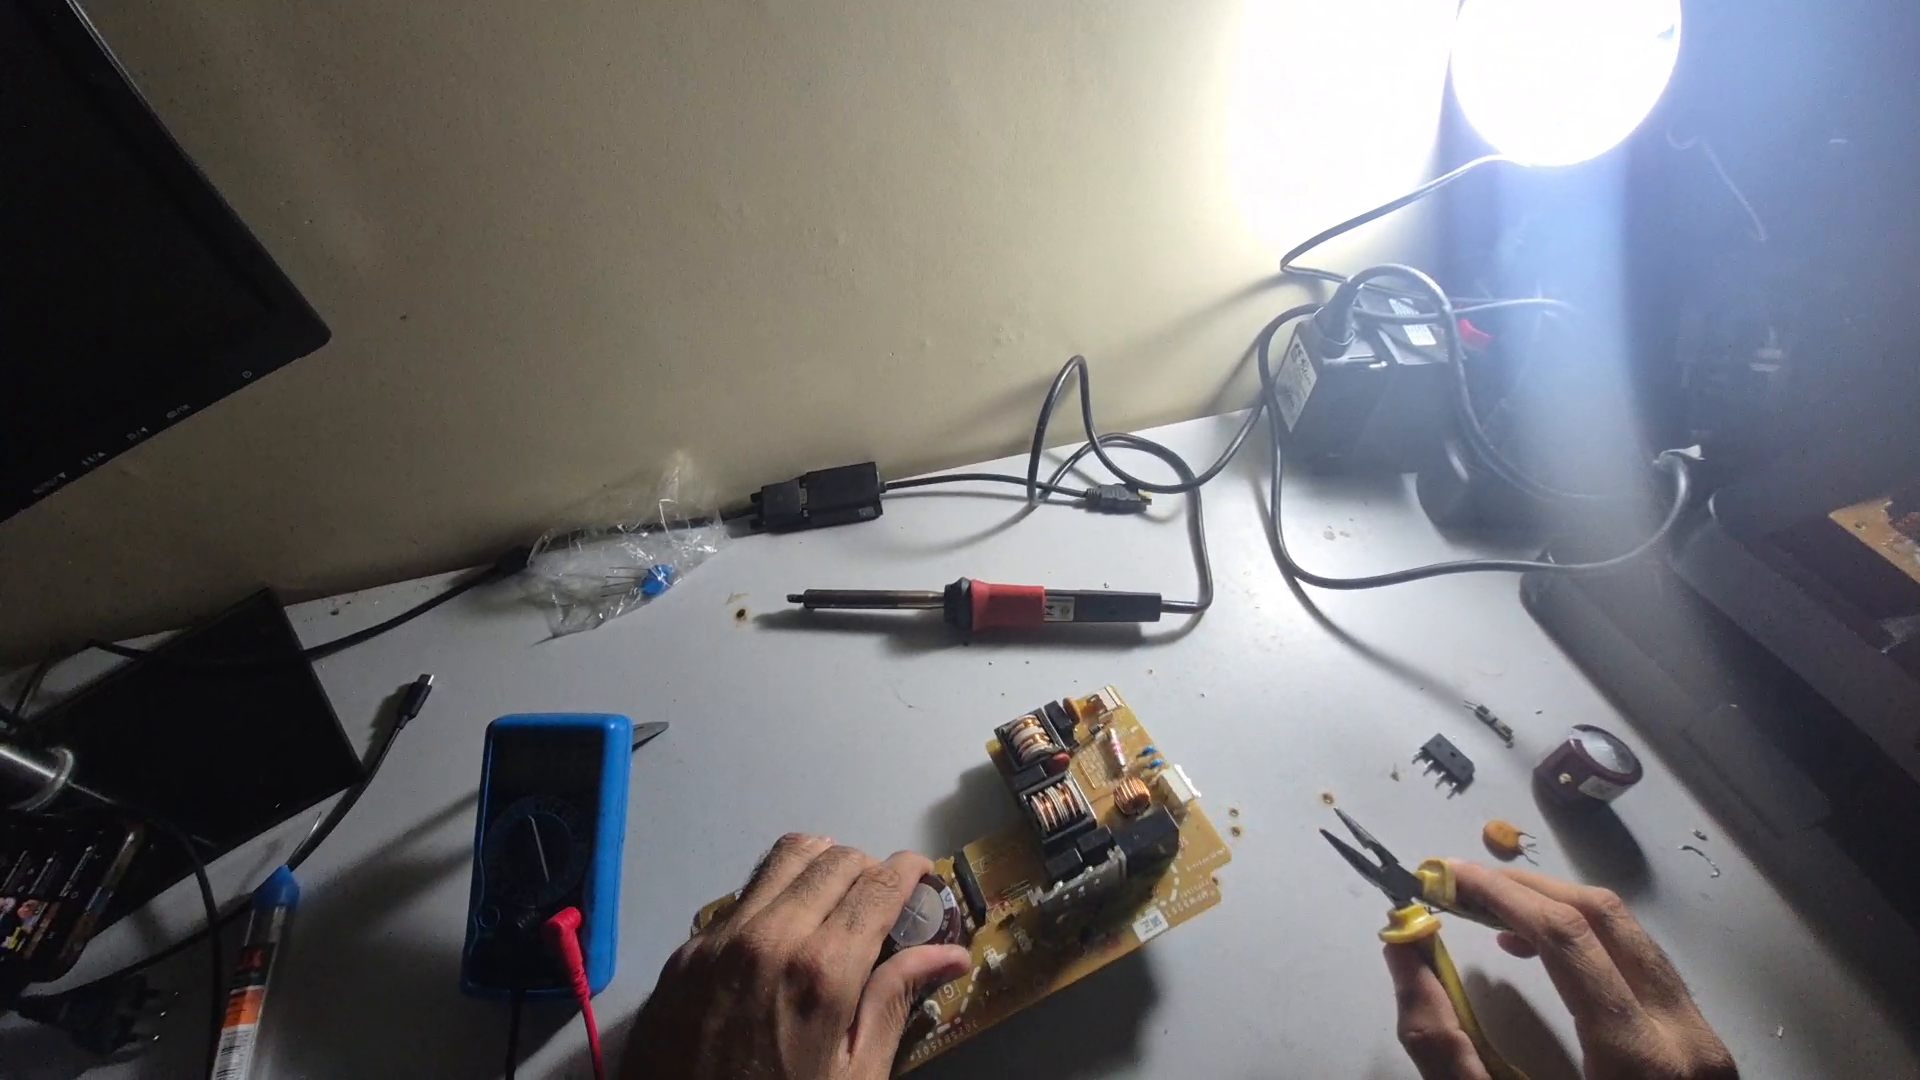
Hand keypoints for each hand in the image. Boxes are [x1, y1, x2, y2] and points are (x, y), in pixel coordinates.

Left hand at [624, 834, 970, 1079]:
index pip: (880, 884)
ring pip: (788, 855)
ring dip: (824, 863)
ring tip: (837, 897)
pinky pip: (746, 893)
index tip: (923, 875)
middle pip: (838, 858)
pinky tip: (783, 935)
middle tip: (882, 901)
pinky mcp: (688, 950)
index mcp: (822, 971)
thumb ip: (896, 1001)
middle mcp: (771, 936)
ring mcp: (722, 938)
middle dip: (872, 867)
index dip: (910, 870)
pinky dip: (778, 894)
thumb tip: (951, 953)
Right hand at [1385, 862, 1736, 1079]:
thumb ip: (1438, 1038)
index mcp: (1640, 1060)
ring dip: (1544, 903)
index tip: (1442, 877)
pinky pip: (1633, 954)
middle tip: (1455, 887)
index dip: (1497, 893)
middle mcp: (1685, 1038)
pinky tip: (1525, 947)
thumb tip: (1401, 947)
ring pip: (1621, 927)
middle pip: (1600, 916)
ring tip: (1482, 910)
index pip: (1566, 937)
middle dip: (1517, 886)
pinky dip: (1573, 930)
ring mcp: (1699, 1037)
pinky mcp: (1693, 1037)